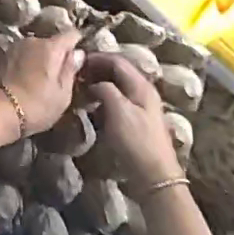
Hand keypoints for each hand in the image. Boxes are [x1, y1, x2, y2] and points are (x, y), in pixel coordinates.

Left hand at [0, 29, 82, 134]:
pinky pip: (25, 53)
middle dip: (59, 53)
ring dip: (42, 57)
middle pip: (53, 41)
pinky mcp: (6, 54)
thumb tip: (78, 52)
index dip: (78, 43)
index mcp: (51, 47)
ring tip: (43, 77)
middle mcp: (34, 40)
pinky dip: (30, 61)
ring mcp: (17, 45)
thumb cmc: (38, 105)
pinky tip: (29, 76)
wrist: (2, 110)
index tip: (80, 57)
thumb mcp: (63, 93)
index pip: (71, 34)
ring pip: (37, 47)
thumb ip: (71, 69)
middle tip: (61, 73)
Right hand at [80, 53, 180, 187]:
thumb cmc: (136, 141)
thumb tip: (95, 83)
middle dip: (97, 69)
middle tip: (78, 73)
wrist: (155, 177)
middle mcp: (143, 91)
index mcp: (141, 84)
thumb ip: (105, 89)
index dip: (97, 57)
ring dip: (100, 82)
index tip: (78, 61)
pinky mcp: (138, 120)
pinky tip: (93, 104)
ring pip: (118, 85)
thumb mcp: (118, 110)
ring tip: (82, 87)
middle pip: (119, 71)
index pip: (117, 60)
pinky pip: (119, 99)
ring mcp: (142, 106)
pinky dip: (104, 96)